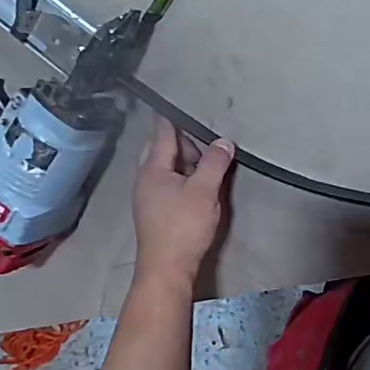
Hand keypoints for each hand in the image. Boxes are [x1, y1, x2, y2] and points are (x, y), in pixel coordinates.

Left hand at [132, 116, 235, 286]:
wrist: (167, 270)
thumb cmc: (183, 227)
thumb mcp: (205, 191)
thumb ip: (214, 163)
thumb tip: (224, 141)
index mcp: (152, 168)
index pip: (161, 131)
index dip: (173, 115)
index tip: (183, 99)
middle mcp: (145, 178)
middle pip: (162, 148)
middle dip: (183, 139)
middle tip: (206, 133)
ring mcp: (148, 196)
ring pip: (166, 166)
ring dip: (185, 158)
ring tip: (208, 156)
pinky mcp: (155, 211)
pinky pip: (169, 181)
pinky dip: (183, 174)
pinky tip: (199, 181)